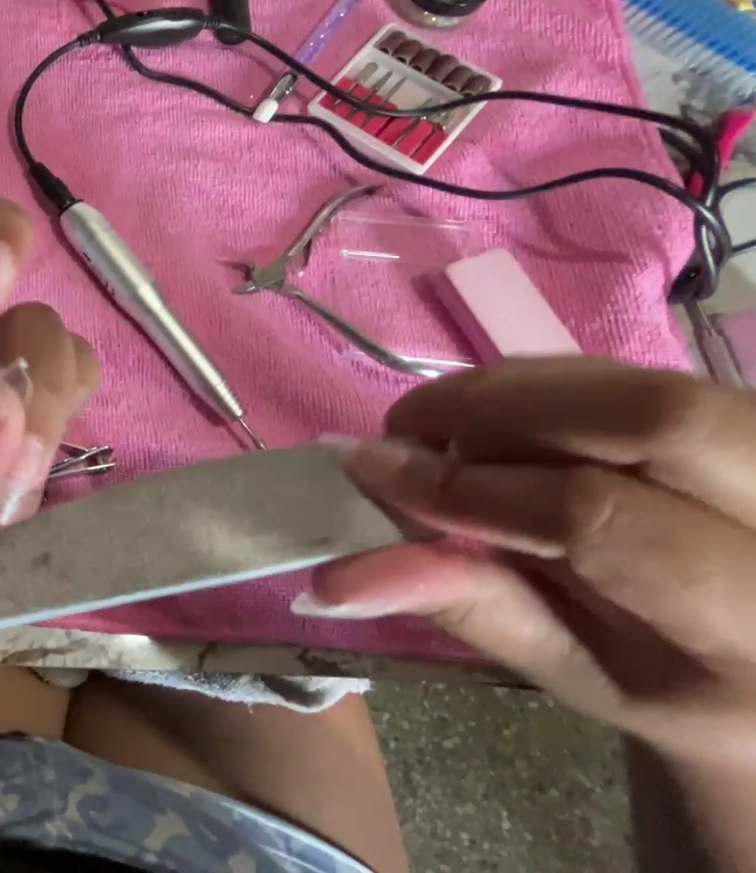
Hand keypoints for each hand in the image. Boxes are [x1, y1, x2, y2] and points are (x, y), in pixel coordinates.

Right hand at [299, 357, 755, 777]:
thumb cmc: (676, 679)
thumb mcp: (578, 672)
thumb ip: (471, 608)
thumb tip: (337, 576)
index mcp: (750, 617)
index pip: (597, 518)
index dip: (467, 488)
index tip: (368, 471)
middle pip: (647, 416)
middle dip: (494, 410)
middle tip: (408, 434)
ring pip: (631, 381)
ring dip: (504, 393)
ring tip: (440, 434)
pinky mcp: (748, 414)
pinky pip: (624, 372)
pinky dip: (533, 386)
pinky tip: (492, 424)